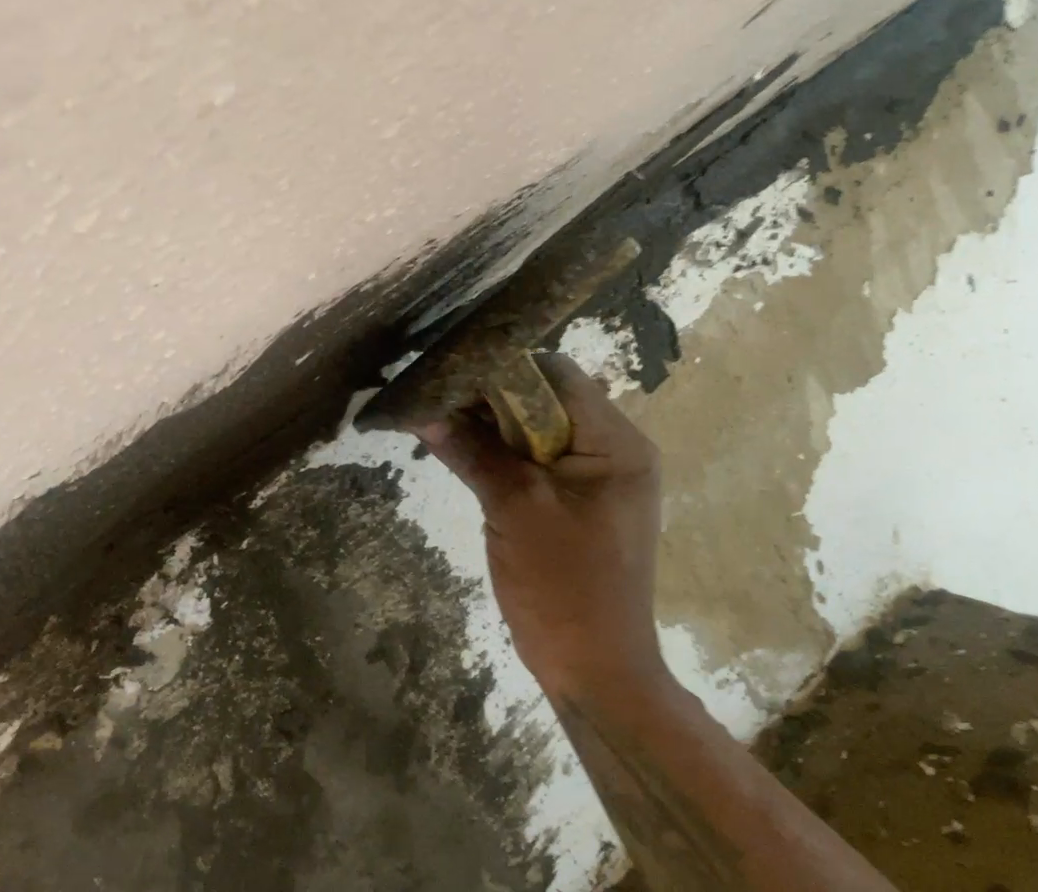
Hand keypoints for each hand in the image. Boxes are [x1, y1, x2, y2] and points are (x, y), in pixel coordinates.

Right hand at [415, 353, 667, 696]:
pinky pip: (532, 461)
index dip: (501, 367)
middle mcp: (611, 450)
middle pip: (544, 400)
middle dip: (487, 396)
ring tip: (433, 414)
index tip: (448, 368)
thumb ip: (472, 453)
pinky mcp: (572, 502)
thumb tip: (421, 411)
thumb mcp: (515, 510)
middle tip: (432, 392)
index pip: (556, 376)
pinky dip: (497, 454)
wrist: (595, 671)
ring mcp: (593, 478)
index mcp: (615, 443)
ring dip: (487, 425)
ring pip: (533, 430)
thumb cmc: (563, 588)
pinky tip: (454, 446)